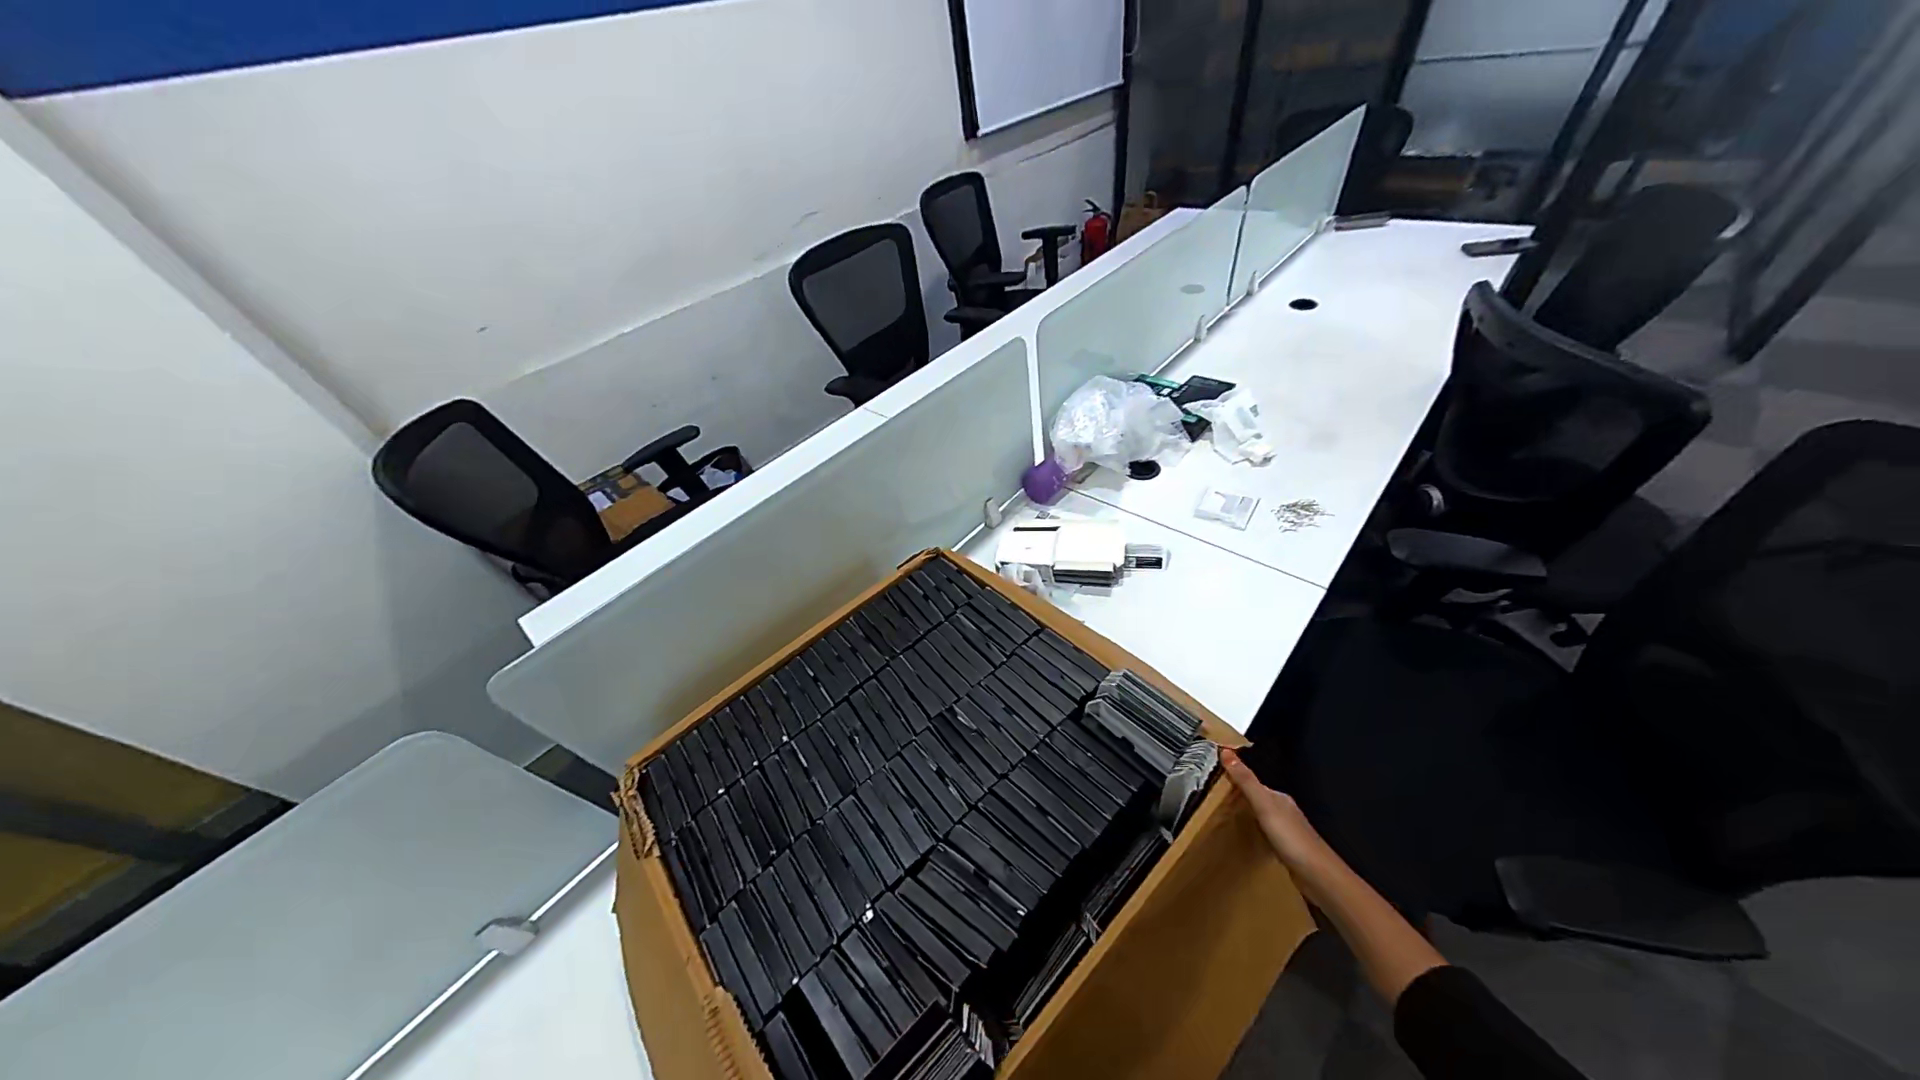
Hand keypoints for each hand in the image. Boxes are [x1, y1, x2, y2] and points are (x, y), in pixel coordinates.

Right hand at [1221, 748, 1336, 874]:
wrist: (1318, 876)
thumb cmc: (1290, 838)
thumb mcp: (1264, 805)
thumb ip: (1246, 781)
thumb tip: (1226, 751)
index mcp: (1279, 798)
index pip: (1254, 783)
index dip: (1236, 779)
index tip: (1216, 778)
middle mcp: (1285, 811)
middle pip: (1259, 799)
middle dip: (1241, 798)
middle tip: (1215, 798)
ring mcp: (1288, 832)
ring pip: (1263, 818)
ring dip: (1248, 816)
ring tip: (1227, 818)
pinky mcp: (1289, 850)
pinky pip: (1267, 835)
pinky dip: (1255, 833)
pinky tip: (1249, 840)